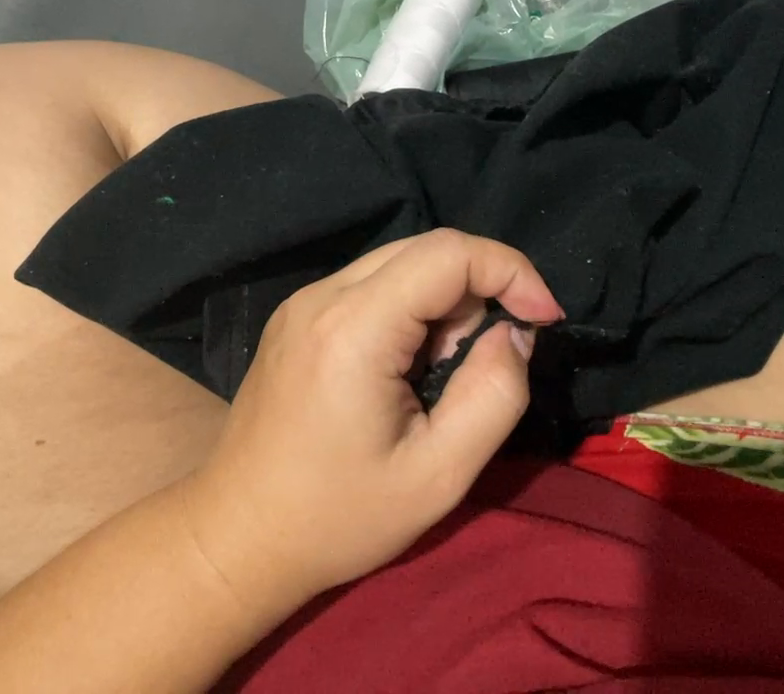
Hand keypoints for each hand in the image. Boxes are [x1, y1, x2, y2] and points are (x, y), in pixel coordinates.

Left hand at [177, 229, 563, 617]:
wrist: (238, 533)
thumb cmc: (339, 516)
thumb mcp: (439, 474)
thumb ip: (494, 393)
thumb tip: (514, 332)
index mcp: (354, 327)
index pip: (449, 252)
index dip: (510, 271)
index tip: (545, 320)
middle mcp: (322, 296)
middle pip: (425, 249)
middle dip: (477, 291)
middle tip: (484, 362)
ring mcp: (302, 302)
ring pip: (398, 264)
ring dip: (442, 304)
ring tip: (435, 377)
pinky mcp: (295, 317)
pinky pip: (370, 286)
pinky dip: (408, 310)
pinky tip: (401, 370)